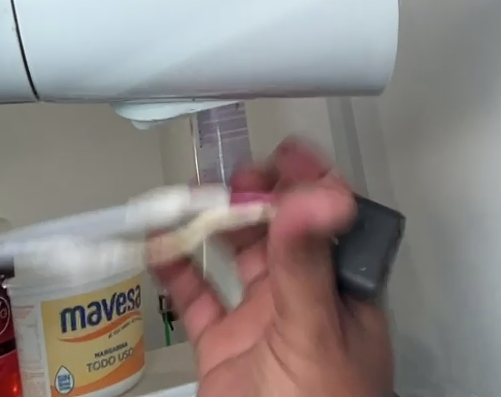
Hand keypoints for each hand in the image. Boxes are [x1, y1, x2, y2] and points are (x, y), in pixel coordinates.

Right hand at [153, 140, 393, 396]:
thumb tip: (317, 196)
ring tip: (191, 199)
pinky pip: (199, 299)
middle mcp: (304, 298)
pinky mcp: (227, 349)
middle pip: (278, 228)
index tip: (284, 152)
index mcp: (339, 288)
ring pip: (236, 255)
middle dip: (255, 195)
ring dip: (213, 225)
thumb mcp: (314, 332)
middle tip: (231, 176)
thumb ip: (306, 264)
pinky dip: (177, 271)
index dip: (307, 179)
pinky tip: (160, 248)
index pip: (326, 217)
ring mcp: (264, 322)